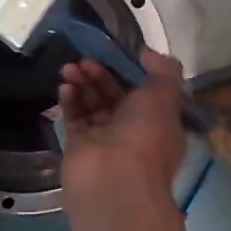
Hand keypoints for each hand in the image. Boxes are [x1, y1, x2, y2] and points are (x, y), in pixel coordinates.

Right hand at [57, 50, 186, 199]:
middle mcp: (133, 131)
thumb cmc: (146, 134)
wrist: (113, 177)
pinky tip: (64, 86)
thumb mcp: (166, 95)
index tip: (114, 53)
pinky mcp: (80, 146)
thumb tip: (147, 53)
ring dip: (82, 84)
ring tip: (68, 68)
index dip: (130, 71)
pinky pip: (74, 118)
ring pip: (92, 104)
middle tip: (84, 60)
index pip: (143, 91)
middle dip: (100, 75)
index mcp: (158, 121)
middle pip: (114, 95)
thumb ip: (162, 70)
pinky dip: (70, 100)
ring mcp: (105, 139)